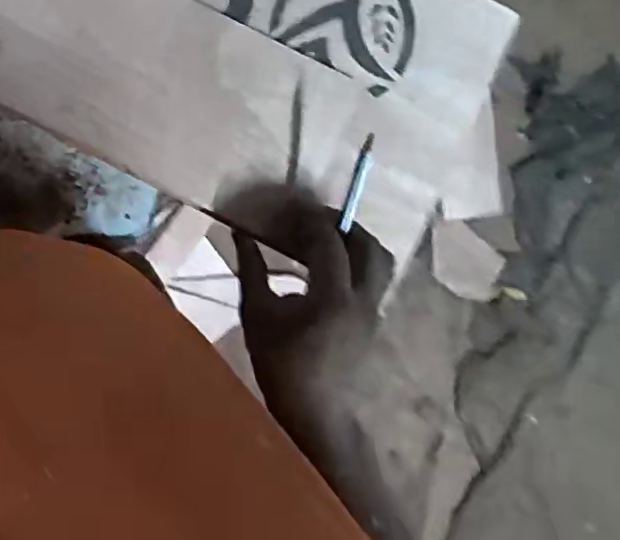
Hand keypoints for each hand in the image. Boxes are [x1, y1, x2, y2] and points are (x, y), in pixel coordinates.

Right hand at [233, 186, 407, 539]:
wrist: (313, 412)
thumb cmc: (280, 363)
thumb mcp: (256, 313)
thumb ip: (251, 268)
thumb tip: (240, 233)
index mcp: (333, 297)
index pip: (330, 242)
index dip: (312, 218)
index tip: (291, 207)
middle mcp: (362, 300)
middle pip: (369, 247)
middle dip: (343, 224)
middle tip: (313, 218)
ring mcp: (373, 312)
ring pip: (379, 262)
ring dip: (354, 242)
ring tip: (322, 238)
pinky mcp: (372, 321)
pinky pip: (372, 278)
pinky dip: (354, 261)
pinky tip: (325, 266)